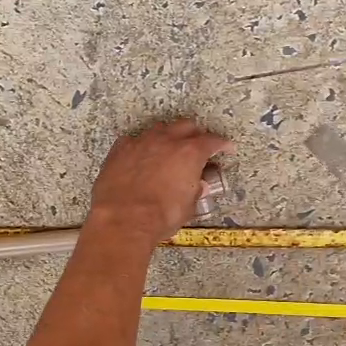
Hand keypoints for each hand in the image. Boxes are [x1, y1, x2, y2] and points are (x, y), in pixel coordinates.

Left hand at [86, 119, 230, 246]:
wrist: (123, 220)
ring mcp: (141, 142)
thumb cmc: (160, 216)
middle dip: (195, 134)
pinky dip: (142, 146)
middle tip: (198, 146)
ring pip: (160, 129)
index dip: (222, 144)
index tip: (226, 147)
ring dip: (168, 136)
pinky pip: (134, 140)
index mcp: (189, 153)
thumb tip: (198, 186)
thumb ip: (195, 191)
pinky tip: (142, 156)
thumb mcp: (188, 207)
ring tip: (170, 148)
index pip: (212, 141)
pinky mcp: (120, 149)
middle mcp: (166, 141)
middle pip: (186, 126)